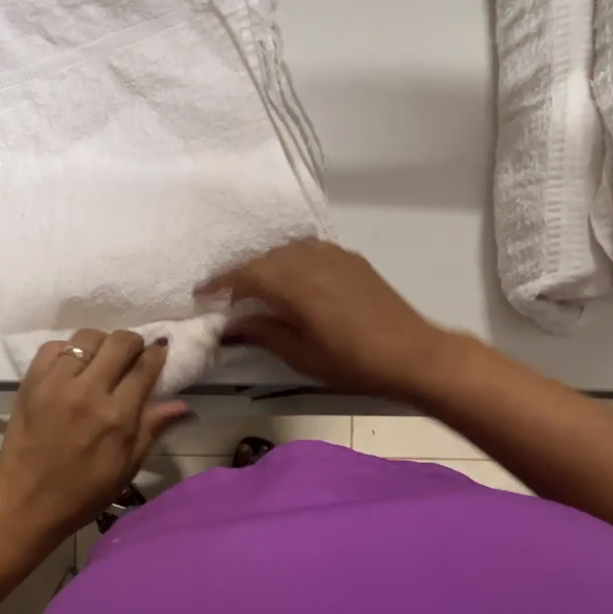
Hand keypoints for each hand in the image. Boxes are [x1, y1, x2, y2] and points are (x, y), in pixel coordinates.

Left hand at [0, 329, 190, 540]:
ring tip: (101, 360)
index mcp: (117, 417)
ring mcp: (56, 383)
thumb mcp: (127, 467)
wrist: (26, 502)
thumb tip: (184, 405)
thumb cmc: (83, 492)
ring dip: (101, 343)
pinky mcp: (30, 382)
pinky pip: (53, 347)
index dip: (157, 354)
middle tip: (132, 356)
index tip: (159, 351)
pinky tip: (72, 367)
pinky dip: (67, 350)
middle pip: (119, 342)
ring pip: (87, 337)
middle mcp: (88, 391)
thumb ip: (152, 429)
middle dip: (132, 343)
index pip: (145, 367)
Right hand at [201, 239, 461, 398]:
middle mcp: (311, 259)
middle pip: (265, 259)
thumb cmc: (351, 362)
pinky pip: (310, 251)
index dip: (220, 284)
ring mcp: (334, 255)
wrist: (411, 353)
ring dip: (267, 267)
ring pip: (288, 252)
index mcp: (294, 283)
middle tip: (226, 297)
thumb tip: (232, 324)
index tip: (201, 295)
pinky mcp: (351, 260)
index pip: (246, 275)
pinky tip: (292, 282)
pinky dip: (292, 262)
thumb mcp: (300, 355)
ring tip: (256, 290)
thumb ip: (263, 332)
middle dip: (242, 275)